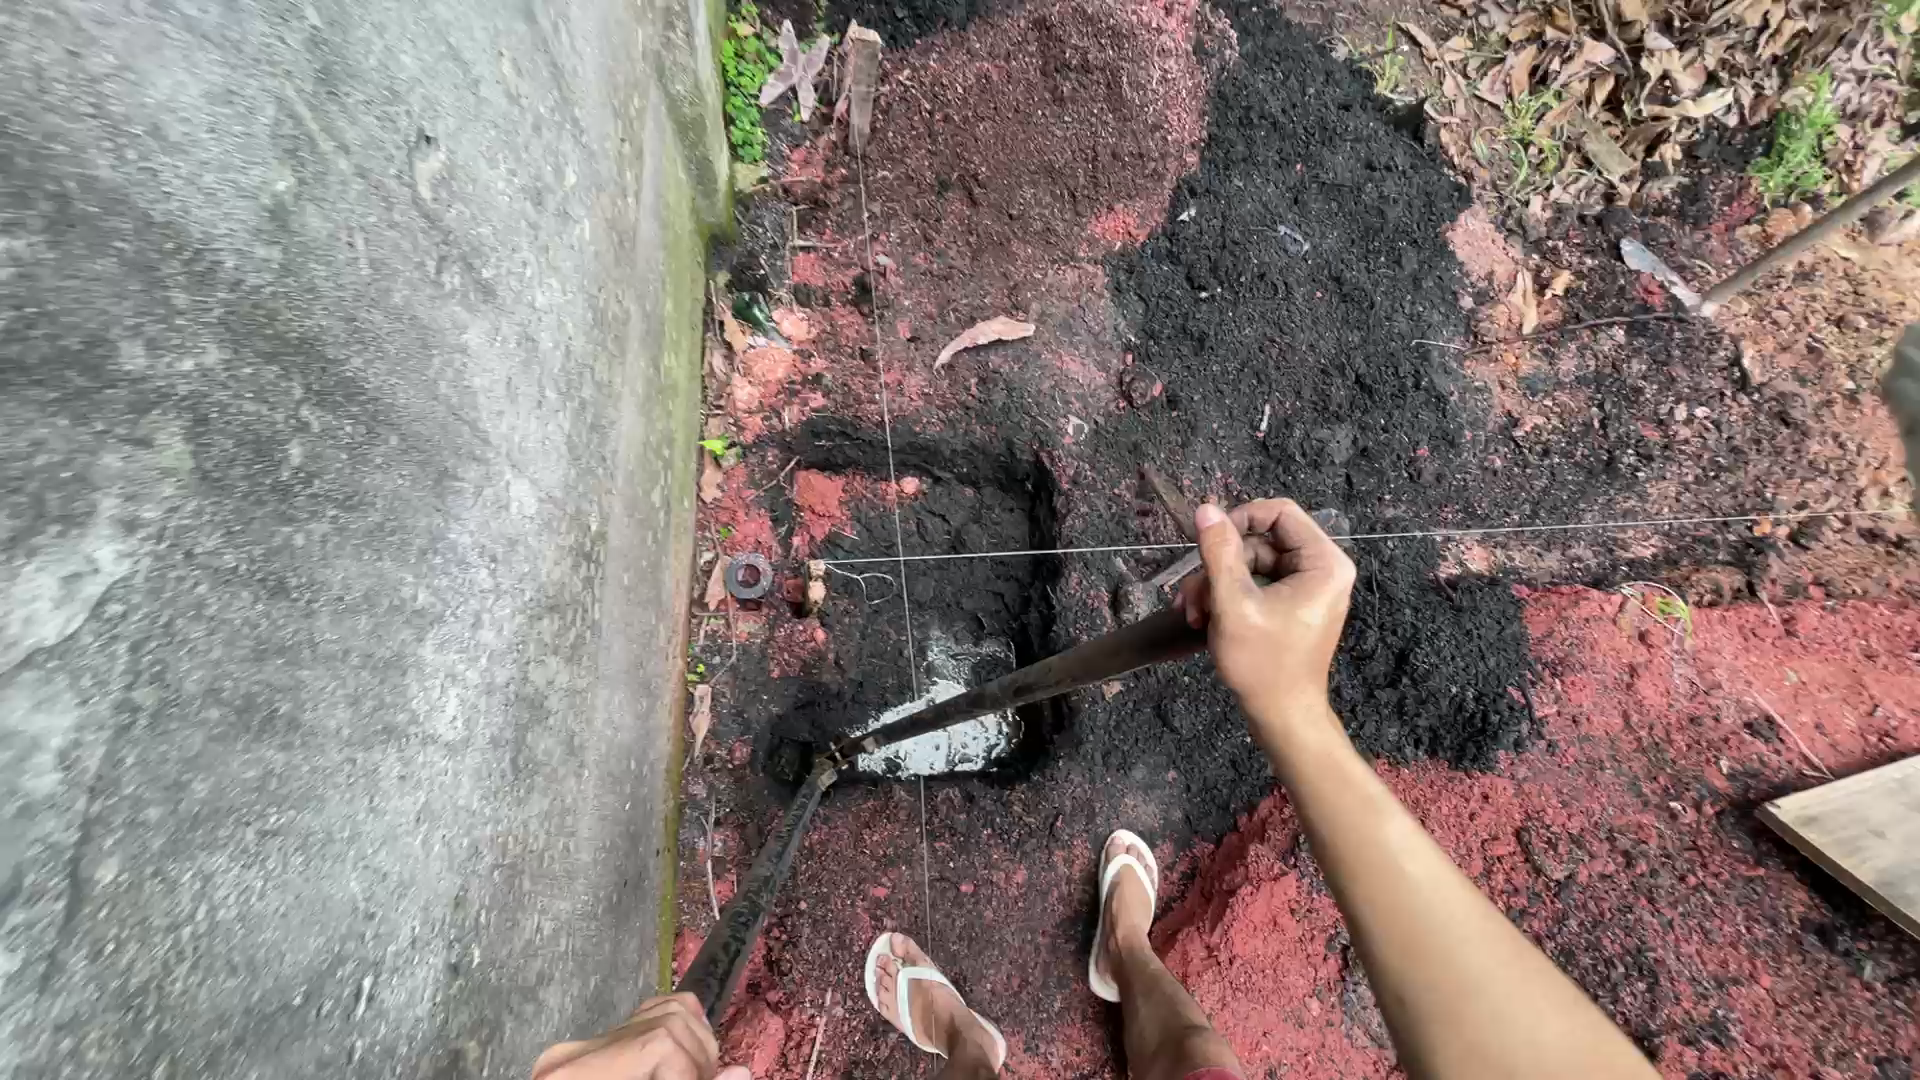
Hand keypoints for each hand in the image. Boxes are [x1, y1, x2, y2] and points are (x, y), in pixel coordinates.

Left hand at [532, 994, 750, 1079]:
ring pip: (665, 1012)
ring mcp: (582, 1048)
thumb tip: (740, 1073)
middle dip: (699, 1062)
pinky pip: (650, 1015)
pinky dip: (679, 1033)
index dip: (692, 1073)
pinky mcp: (594, 1053)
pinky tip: (682, 1067)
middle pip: (668, 1024)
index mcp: (573, 1078)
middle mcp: (575, 1053)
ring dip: (695, 1048)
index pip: (659, 1044)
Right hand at [1174, 500, 1355, 750]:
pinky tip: (1203, 619)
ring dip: (1214, 584)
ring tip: (1192, 613)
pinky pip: (1252, 583)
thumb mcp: (1233, 603)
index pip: (1279, 512)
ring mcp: (1304, 587)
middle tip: (1191, 594)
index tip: (1208, 541)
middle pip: (1259, 540)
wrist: (1280, 715)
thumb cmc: (1263, 663)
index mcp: (1323, 563)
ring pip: (1248, 563)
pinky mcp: (1289, 604)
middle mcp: (1320, 569)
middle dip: (1219, 565)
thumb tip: (1205, 508)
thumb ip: (1219, 552)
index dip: (1239, 519)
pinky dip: (1225, 597)